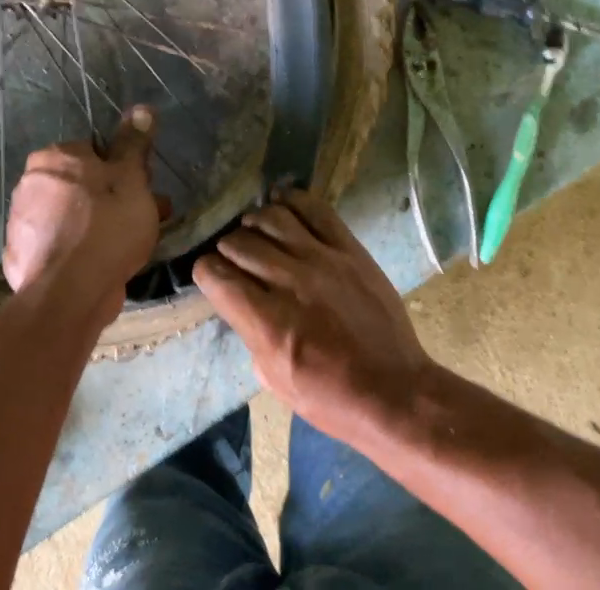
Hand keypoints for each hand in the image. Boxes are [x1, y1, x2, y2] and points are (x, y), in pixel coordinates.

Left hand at [3, 105, 164, 322]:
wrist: (70, 293)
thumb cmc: (107, 226)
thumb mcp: (131, 179)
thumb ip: (134, 144)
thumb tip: (142, 108)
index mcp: (53, 158)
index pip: (94, 153)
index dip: (124, 172)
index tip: (145, 192)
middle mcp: (29, 184)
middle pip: (83, 186)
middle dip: (114, 201)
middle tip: (146, 220)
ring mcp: (21, 223)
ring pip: (72, 217)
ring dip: (99, 226)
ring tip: (129, 248)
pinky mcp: (22, 258)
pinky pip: (61, 246)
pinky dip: (79, 251)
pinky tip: (100, 266)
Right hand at [193, 189, 432, 442]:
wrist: (393, 392)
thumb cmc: (330, 397)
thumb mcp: (271, 377)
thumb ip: (250, 330)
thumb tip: (241, 300)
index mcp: (267, 322)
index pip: (215, 274)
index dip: (206, 274)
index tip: (212, 279)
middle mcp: (290, 282)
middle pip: (238, 243)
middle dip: (226, 251)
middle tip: (233, 261)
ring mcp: (323, 260)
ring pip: (271, 218)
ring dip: (253, 225)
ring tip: (255, 236)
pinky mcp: (350, 249)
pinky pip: (314, 209)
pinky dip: (290, 200)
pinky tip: (279, 204)